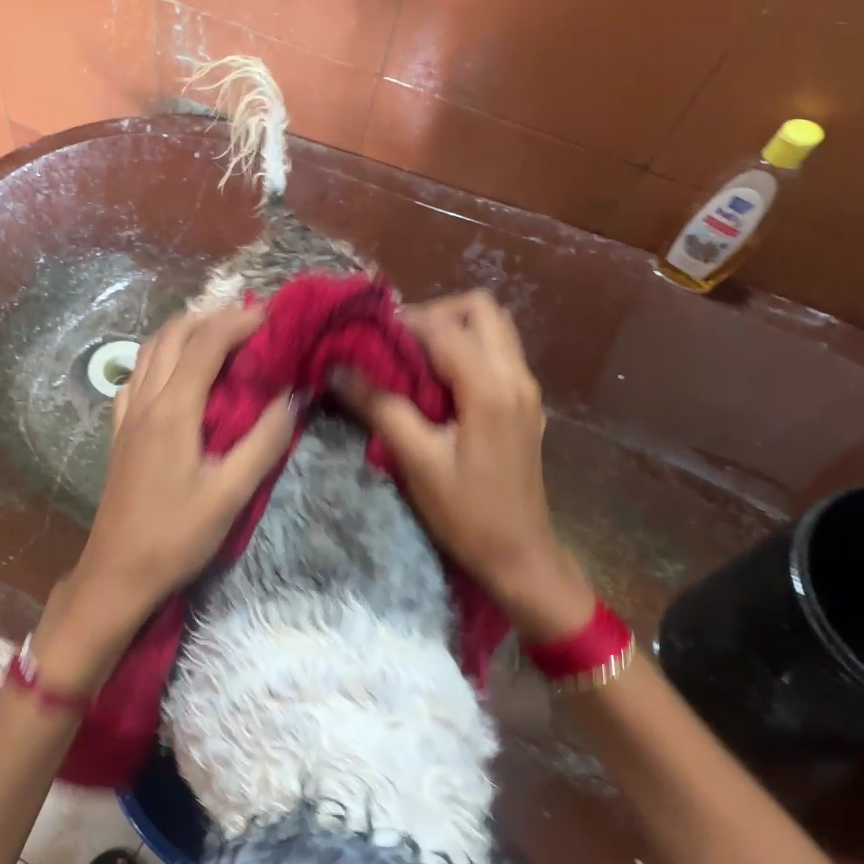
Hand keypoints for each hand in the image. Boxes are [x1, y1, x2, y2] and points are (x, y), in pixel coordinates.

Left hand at [39, 307, 297, 687]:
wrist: (117, 572)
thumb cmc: (176, 536)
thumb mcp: (230, 494)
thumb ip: (263, 443)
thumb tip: (293, 399)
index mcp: (172, 411)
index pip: (204, 345)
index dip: (236, 322)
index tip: (270, 315)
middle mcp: (144, 403)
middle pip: (171, 337)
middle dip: (208, 317)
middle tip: (246, 319)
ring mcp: (126, 418)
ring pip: (147, 353)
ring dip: (181, 333)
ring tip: (215, 335)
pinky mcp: (119, 436)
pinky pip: (134, 379)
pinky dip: (158, 360)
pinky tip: (173, 377)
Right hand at [334, 291, 593, 640]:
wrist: (519, 554)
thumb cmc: (466, 512)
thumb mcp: (417, 461)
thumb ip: (381, 407)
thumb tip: (337, 370)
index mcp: (490, 387)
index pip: (445, 327)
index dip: (401, 323)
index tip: (365, 338)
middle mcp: (516, 376)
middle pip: (480, 309)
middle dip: (435, 315)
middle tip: (397, 345)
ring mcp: (526, 390)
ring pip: (494, 329)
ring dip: (453, 331)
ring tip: (413, 362)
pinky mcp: (525, 406)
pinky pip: (498, 355)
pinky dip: (467, 353)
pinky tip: (437, 387)